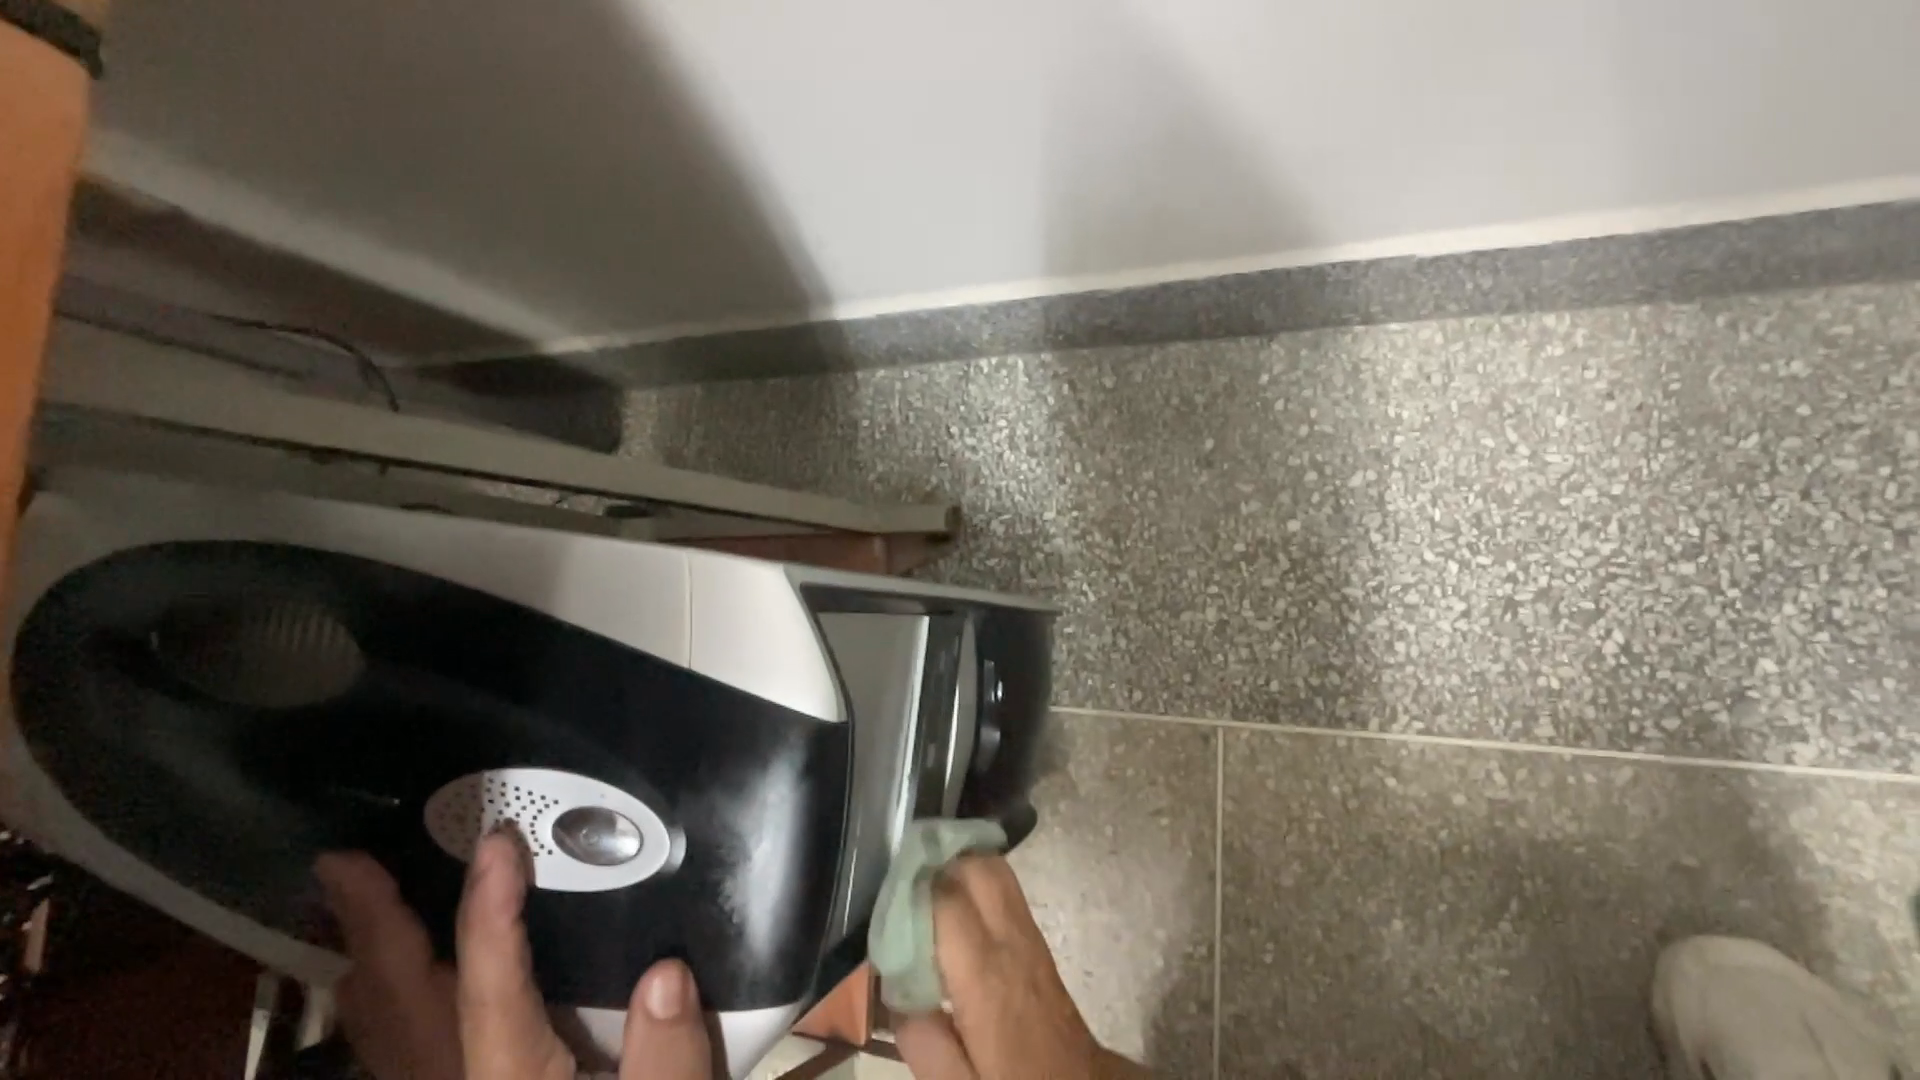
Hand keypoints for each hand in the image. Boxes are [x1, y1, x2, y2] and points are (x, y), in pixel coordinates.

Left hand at [316, 833, 713, 1079]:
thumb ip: (666, 1063)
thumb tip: (666, 971)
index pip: (494, 992)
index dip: (492, 915)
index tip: (499, 843)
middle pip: (403, 1007)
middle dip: (372, 928)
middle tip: (343, 861)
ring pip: (380, 1031)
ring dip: (363, 960)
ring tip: (351, 901)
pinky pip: (394, 1047)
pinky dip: (381, 998)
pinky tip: (394, 978)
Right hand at [891, 855, 1150, 1079]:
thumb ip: (920, 1039)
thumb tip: (894, 987)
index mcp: (985, 975)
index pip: (948, 899)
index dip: (913, 885)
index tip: (885, 893)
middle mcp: (1009, 940)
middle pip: (977, 867)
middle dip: (937, 860)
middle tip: (904, 880)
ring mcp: (1027, 932)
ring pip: (994, 869)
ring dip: (957, 863)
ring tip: (924, 883)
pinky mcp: (1034, 936)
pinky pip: (1003, 887)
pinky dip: (974, 879)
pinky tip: (950, 902)